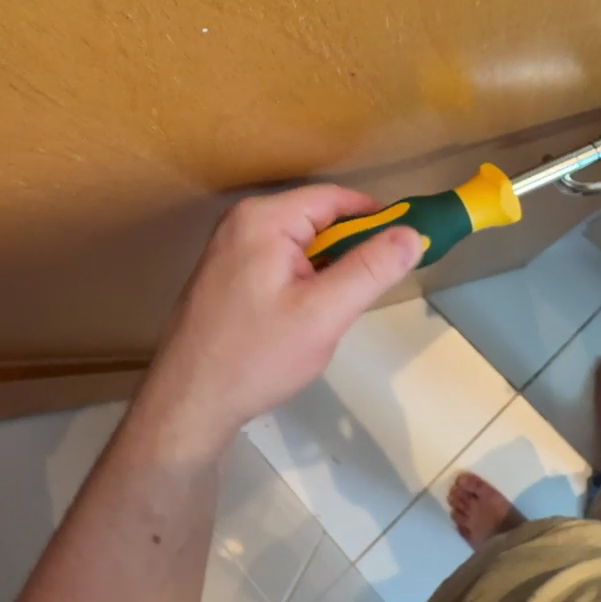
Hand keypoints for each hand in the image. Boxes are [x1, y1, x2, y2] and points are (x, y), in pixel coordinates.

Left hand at [134, 186, 424, 457]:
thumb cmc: (256, 356)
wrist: (188, 403)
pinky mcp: (224, 271)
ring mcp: (228, 245)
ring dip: (323, 271)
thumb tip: (413, 232)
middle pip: (316, 219)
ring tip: (323, 316)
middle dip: (345, 253)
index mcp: (263, 217)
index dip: (374, 219)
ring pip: (299, 243)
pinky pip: (278, 260)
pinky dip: (300, 281)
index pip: (335, 198)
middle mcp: (242, 220)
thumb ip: (371, 269)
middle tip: (354, 298)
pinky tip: (296, 320)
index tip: (402, 249)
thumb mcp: (324, 314)